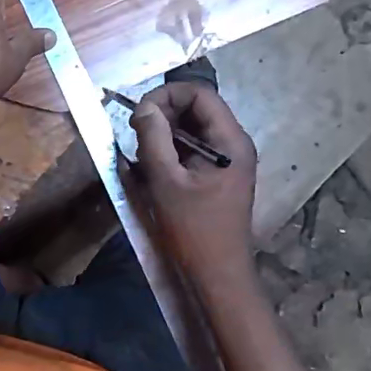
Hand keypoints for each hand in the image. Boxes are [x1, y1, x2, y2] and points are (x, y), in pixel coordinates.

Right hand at [128, 82, 258, 284]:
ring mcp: (229, 158)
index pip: (200, 94)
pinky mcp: (219, 173)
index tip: (139, 113)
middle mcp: (235, 142)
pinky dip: (172, 149)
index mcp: (231, 140)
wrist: (218, 277)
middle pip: (198, 107)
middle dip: (164, 112)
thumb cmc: (194, 231)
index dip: (167, 95)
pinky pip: (194, 146)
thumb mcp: (166, 181)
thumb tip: (143, 107)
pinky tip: (155, 167)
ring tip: (143, 152)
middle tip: (136, 131)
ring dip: (166, 132)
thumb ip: (153, 138)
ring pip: (193, 127)